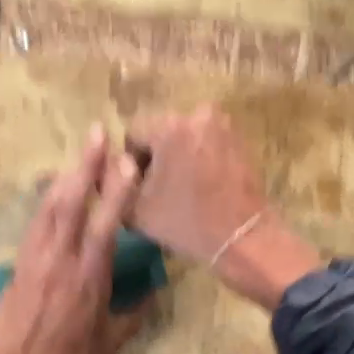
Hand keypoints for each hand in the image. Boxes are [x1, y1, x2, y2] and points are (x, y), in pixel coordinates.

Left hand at [0, 127, 145, 353]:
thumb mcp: (112, 341)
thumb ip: (135, 312)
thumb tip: (153, 290)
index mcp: (89, 279)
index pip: (106, 224)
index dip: (117, 190)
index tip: (128, 161)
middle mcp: (60, 261)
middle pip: (71, 202)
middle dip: (85, 165)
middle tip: (97, 133)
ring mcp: (34, 260)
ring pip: (48, 207)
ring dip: (65, 176)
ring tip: (80, 152)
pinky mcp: (17, 265)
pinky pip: (33, 223)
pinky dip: (47, 200)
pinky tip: (55, 188)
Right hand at [129, 107, 321, 308]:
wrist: (243, 238)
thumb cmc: (185, 223)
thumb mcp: (134, 209)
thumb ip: (113, 182)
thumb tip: (111, 166)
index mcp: (169, 125)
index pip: (133, 134)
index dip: (129, 163)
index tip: (139, 189)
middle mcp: (197, 114)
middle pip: (161, 132)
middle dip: (156, 157)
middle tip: (159, 191)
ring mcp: (224, 125)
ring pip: (185, 138)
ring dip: (178, 157)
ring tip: (182, 190)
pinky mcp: (240, 140)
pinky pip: (207, 144)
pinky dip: (200, 159)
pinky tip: (202, 187)